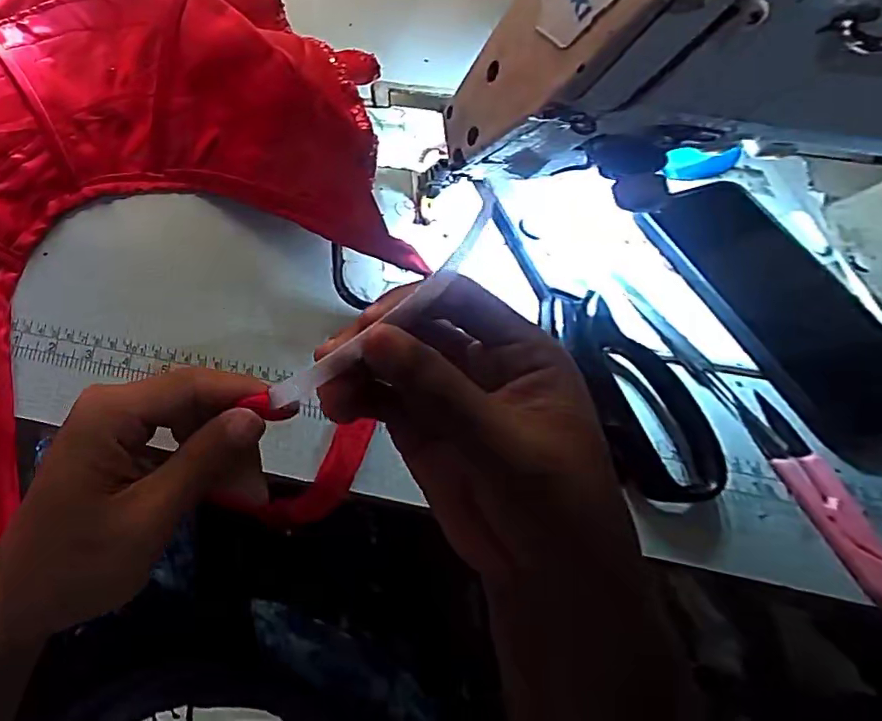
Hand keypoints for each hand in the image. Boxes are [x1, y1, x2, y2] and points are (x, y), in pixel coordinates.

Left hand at [0, 369, 270, 639]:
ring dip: (213, 449)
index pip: (188, 384)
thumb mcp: (150, 516)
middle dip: (228, 430)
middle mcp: (107, 404)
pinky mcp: (108, 444)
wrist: (20, 598)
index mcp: (110, 410)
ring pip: (177, 419)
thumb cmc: (80, 563)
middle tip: (262, 479)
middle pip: (184, 399)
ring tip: (246, 492)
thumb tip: (253, 416)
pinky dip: (190, 460)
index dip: (240, 391)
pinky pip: (160, 438)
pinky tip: (215, 486)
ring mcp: (105, 423)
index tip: (287, 408)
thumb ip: (201, 461)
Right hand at [315, 276, 639, 586]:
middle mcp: (476, 360)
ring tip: (327, 388)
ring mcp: (443, 391)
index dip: (410, 303)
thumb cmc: (555, 508)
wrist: (551, 583)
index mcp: (517, 350)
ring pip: (389, 358)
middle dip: (371, 337)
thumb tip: (375, 337)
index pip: (457, 299)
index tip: (369, 327)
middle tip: (333, 358)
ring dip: (354, 366)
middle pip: (412, 324)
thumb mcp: (502, 446)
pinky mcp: (417, 422)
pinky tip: (336, 407)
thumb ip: (439, 390)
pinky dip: (354, 395)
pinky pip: (378, 394)